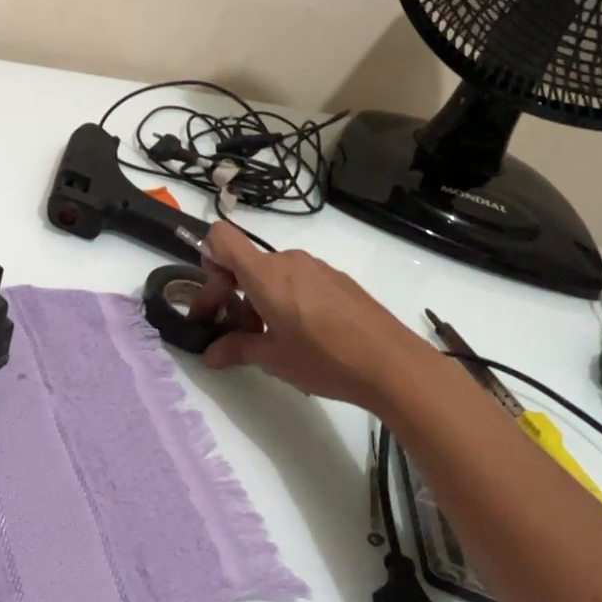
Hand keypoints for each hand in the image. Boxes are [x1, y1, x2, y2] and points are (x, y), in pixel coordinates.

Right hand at [188, 221, 436, 410]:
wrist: (393, 364)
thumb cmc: (325, 358)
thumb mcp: (273, 359)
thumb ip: (235, 350)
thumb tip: (209, 355)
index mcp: (264, 274)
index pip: (220, 237)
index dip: (208, 259)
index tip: (217, 297)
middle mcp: (287, 261)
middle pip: (244, 263)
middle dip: (230, 294)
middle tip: (231, 333)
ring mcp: (316, 268)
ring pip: (271, 274)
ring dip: (259, 300)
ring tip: (269, 341)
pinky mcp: (338, 280)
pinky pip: (298, 281)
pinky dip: (286, 300)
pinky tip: (303, 336)